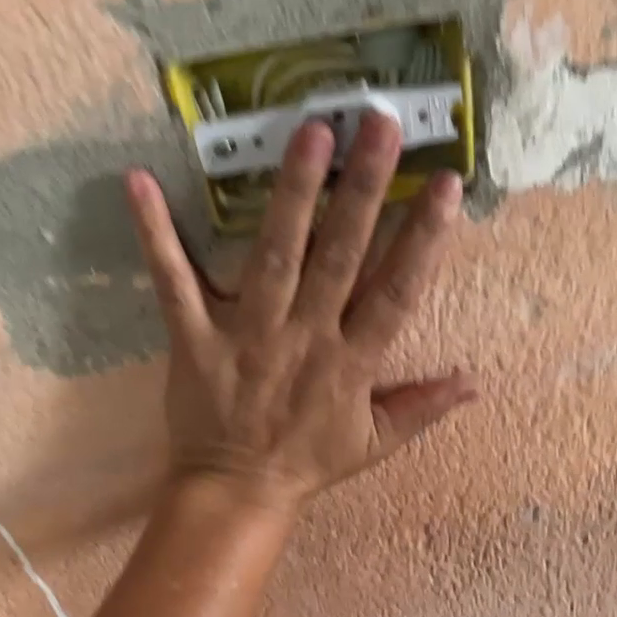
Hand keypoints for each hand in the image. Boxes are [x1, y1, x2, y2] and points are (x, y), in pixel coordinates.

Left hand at [125, 115, 474, 511]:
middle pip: (339, 256)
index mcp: (351, 363)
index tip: (447, 186)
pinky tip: (140, 181)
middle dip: (364, 189)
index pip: (396, 292)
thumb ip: (424, 406)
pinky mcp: (194, 337)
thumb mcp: (377, 442)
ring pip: (274, 255)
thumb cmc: (309, 463)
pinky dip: (155, 235)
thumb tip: (476, 381)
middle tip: (380, 124)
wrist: (237, 492)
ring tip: (310, 133)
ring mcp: (247, 334)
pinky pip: (174, 282)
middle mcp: (304, 337)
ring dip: (292, 193)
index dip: (423, 239)